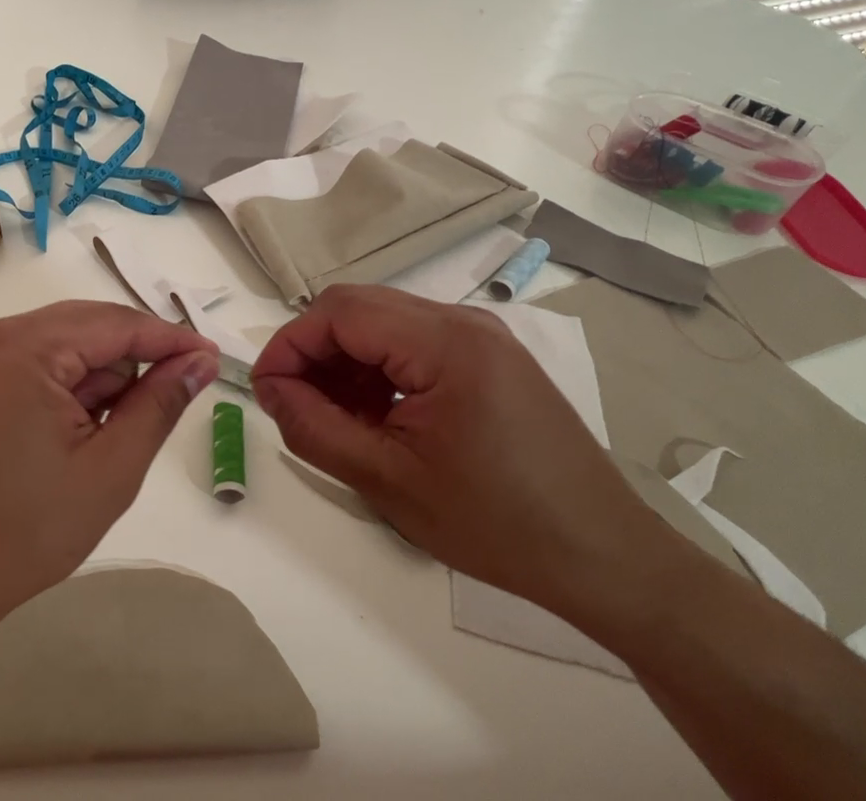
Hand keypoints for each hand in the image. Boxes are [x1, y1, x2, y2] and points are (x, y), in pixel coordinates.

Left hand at [0, 300, 218, 637]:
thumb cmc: (28, 529)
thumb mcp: (111, 467)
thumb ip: (159, 403)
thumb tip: (200, 361)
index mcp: (28, 347)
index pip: (119, 323)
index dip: (172, 340)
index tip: (216, 360)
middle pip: (91, 326)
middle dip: (136, 360)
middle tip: (176, 401)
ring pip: (66, 347)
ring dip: (103, 380)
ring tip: (115, 437)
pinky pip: (39, 367)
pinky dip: (71, 390)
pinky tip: (83, 432)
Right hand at [249, 284, 678, 620]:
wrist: (601, 555)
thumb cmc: (494, 522)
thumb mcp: (387, 479)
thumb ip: (314, 426)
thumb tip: (269, 389)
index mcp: (447, 342)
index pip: (340, 312)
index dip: (290, 345)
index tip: (264, 393)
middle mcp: (466, 324)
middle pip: (360, 309)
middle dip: (314, 352)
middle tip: (292, 408)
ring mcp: (484, 340)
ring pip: (385, 326)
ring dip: (345, 363)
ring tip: (334, 420)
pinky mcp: (493, 362)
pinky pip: (415, 347)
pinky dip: (380, 372)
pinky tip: (376, 419)